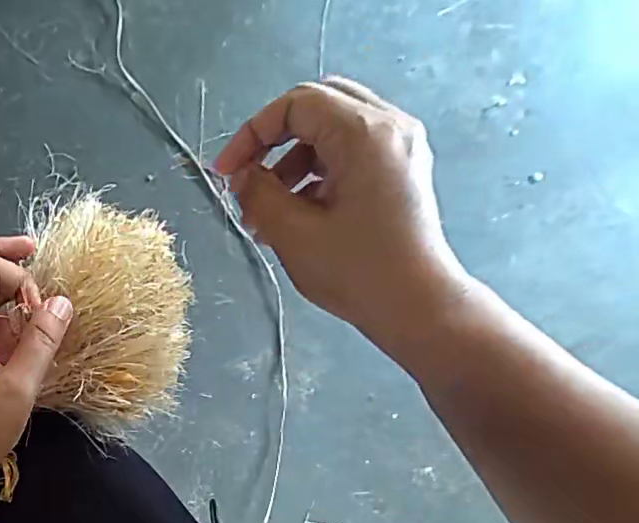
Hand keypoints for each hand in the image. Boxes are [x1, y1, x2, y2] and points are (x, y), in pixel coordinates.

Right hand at [212, 78, 474, 346]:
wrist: (413, 302)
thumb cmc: (355, 271)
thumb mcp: (294, 235)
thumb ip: (260, 196)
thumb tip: (242, 176)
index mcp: (365, 134)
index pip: (297, 105)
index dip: (252, 133)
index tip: (225, 173)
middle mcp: (388, 127)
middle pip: (317, 108)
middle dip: (272, 141)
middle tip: (244, 180)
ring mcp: (398, 147)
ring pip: (330, 132)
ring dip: (289, 163)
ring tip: (265, 212)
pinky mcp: (398, 171)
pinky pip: (347, 155)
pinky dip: (313, 175)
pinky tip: (294, 215)